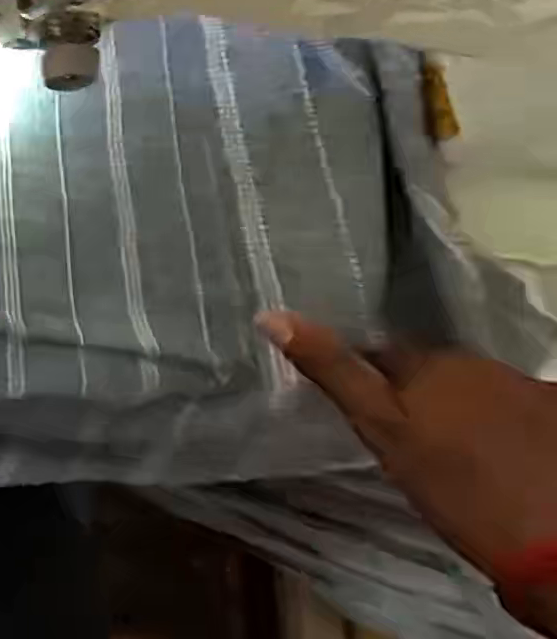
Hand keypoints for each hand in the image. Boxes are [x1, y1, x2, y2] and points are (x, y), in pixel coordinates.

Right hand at [261, 312, 556, 631]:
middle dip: (420, 392)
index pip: (381, 350)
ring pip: (489, 398)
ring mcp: (550, 403)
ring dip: (471, 414)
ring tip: (460, 454)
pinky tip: (510, 467)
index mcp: (441, 362)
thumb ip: (330, 368)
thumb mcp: (380, 428)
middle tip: (404, 431)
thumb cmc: (459, 485)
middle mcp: (499, 370)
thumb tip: (269, 315)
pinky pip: (529, 423)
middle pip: (440, 373)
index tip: (354, 401)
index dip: (361, 371)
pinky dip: (514, 436)